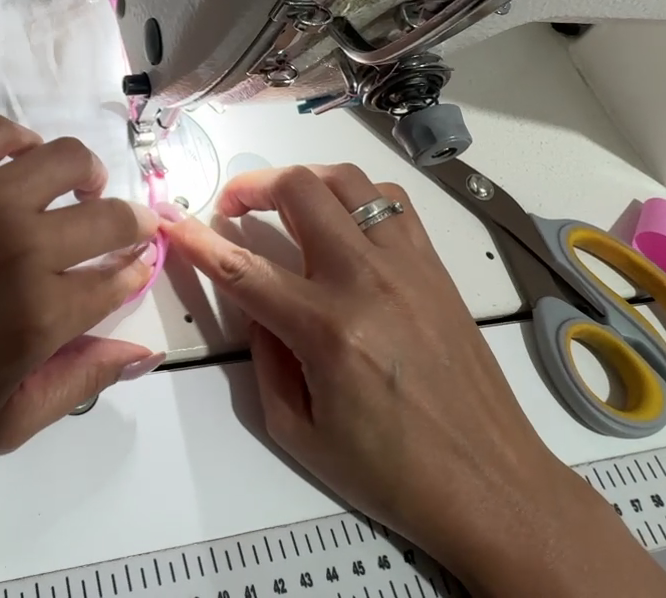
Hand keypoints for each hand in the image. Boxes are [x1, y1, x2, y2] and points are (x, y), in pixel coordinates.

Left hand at [0, 116, 162, 466]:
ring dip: (87, 174)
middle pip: (108, 214)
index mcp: (41, 316)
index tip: (129, 266)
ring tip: (78, 189)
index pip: (118, 276)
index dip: (132, 269)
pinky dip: (25, 140)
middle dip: (128, 223)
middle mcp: (22, 248)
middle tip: (118, 229)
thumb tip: (145, 352)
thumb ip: (80, 384)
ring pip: (65, 157)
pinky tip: (22, 163)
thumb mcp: (1, 423)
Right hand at [161, 165, 665, 597]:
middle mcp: (367, 281)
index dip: (197, 240)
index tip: (172, 222)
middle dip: (250, 185)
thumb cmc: (389, 473)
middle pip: (299, 190)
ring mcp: (408, 266)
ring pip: (348, 180)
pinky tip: (341, 220)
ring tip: (284, 202)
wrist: (493, 486)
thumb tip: (257, 304)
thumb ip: (264, 357)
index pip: (243, 267)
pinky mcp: (436, 268)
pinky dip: (354, 195)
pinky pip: (392, 201)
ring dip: (303, 179)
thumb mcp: (297, 431)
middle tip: (232, 206)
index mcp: (327, 330)